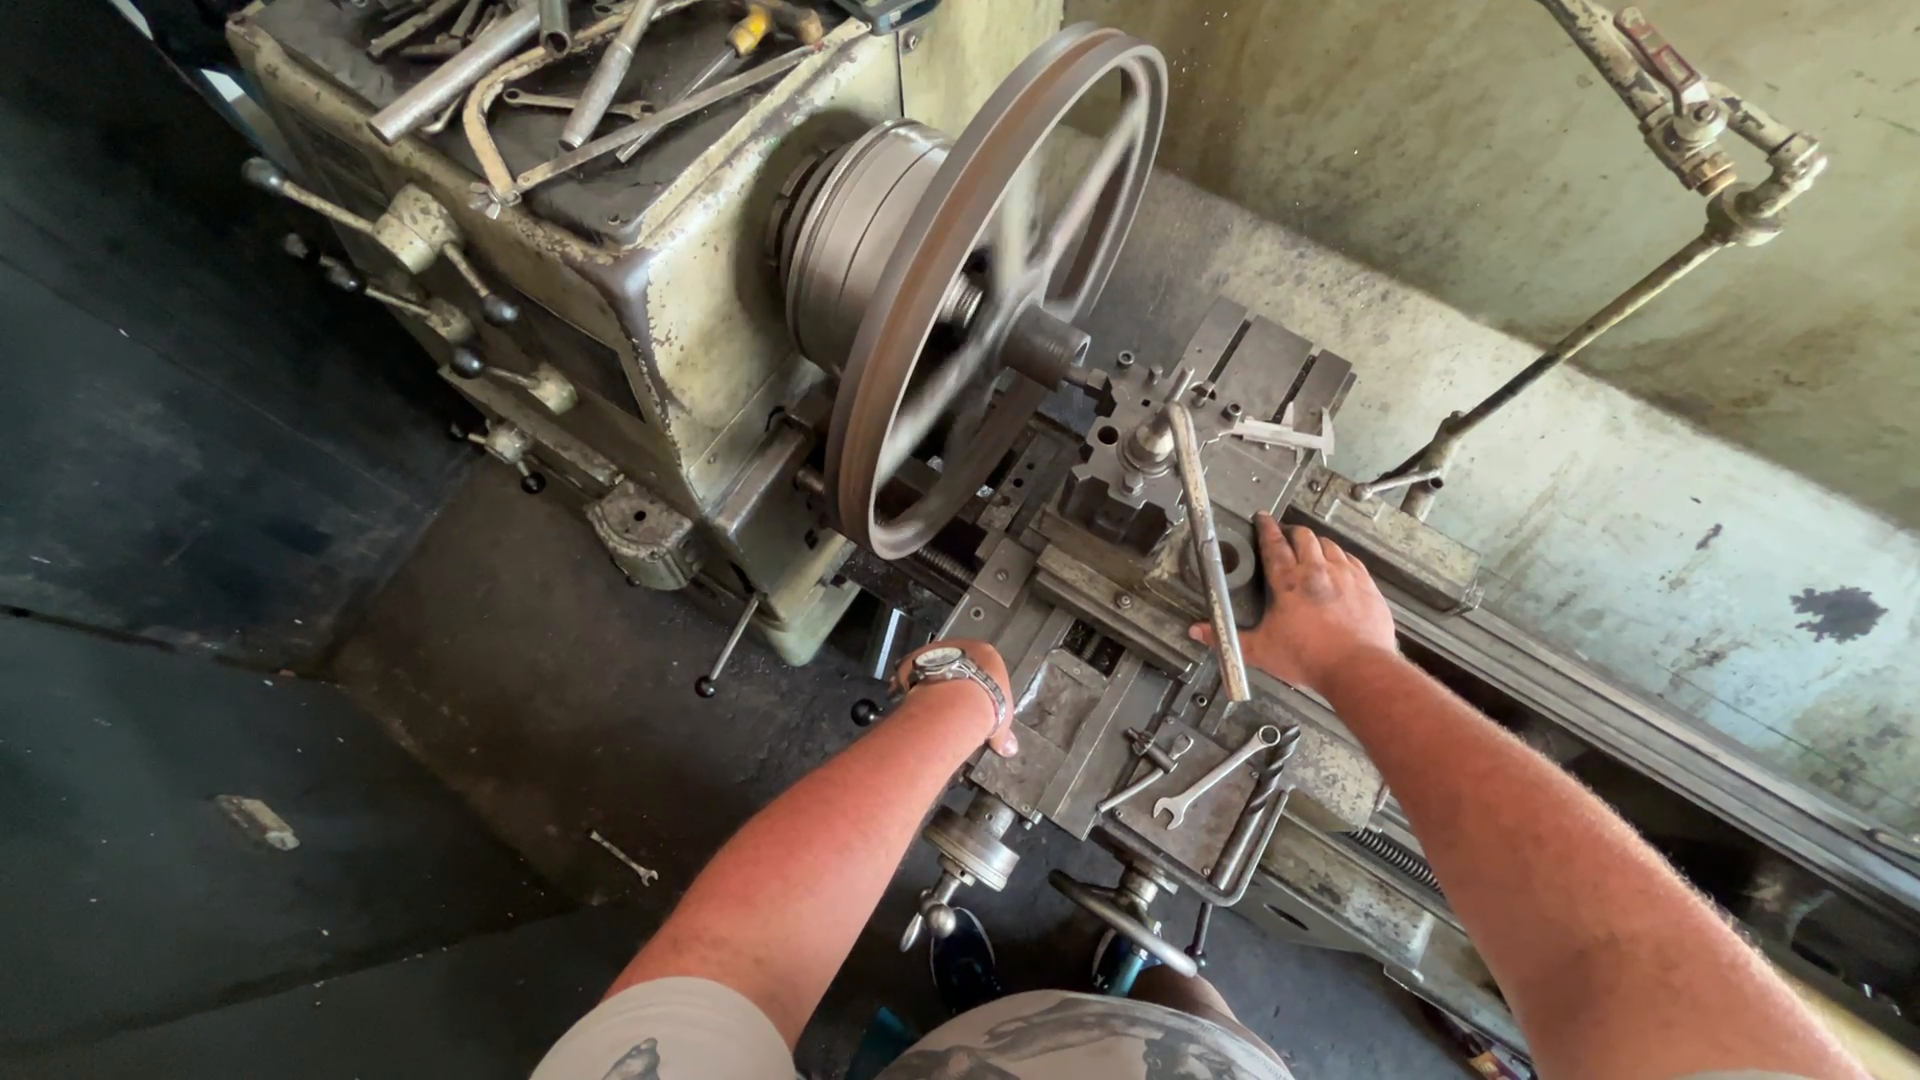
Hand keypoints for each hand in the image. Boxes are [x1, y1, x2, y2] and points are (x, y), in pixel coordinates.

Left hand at [892, 639, 1018, 756]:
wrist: (958, 698)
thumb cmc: (989, 704)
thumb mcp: (1002, 720)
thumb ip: (1003, 734)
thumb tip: (1010, 750)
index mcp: (988, 654)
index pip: (984, 665)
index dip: (978, 682)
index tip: (973, 698)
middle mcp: (963, 644)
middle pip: (957, 661)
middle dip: (953, 678)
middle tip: (949, 701)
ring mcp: (937, 648)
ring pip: (933, 661)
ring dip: (930, 677)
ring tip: (927, 702)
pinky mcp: (916, 656)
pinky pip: (912, 668)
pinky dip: (909, 680)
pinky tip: (909, 697)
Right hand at [1191, 514, 1397, 694]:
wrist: (1358, 668)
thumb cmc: (1309, 658)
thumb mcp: (1260, 650)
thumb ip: (1225, 639)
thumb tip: (1197, 632)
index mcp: (1288, 582)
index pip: (1273, 544)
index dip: (1265, 528)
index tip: (1262, 518)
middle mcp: (1317, 571)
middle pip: (1303, 537)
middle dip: (1292, 531)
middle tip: (1285, 534)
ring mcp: (1345, 575)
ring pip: (1329, 544)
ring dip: (1316, 542)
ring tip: (1310, 547)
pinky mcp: (1367, 585)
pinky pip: (1352, 559)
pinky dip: (1341, 556)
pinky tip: (1338, 563)